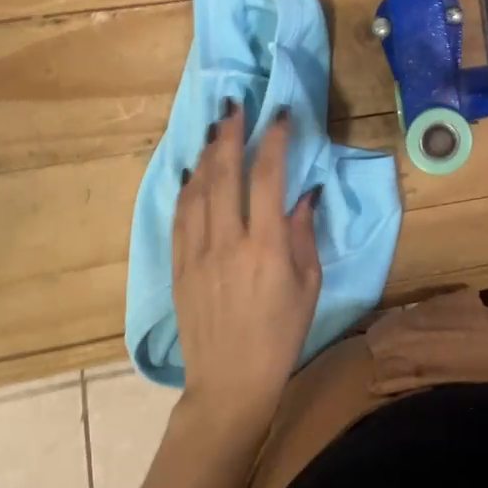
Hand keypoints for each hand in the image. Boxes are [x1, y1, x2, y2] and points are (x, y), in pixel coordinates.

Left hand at [172, 101, 321, 431]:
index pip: (267, 179)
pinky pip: (179, 218)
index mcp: (266, 247)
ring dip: (206, 155)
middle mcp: (227, 243)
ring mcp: (197, 254)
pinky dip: (185, 189)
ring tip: (215, 128)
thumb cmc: (281, 334)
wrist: (230, 382)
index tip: (280, 115)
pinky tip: (191, 170)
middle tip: (235, 105)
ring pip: (197, 192)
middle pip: (224, 175)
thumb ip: (303, 235)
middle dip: (230, 135)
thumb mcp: (308, 284)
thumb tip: (304, 196)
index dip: (273, 141)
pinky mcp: (179, 268)